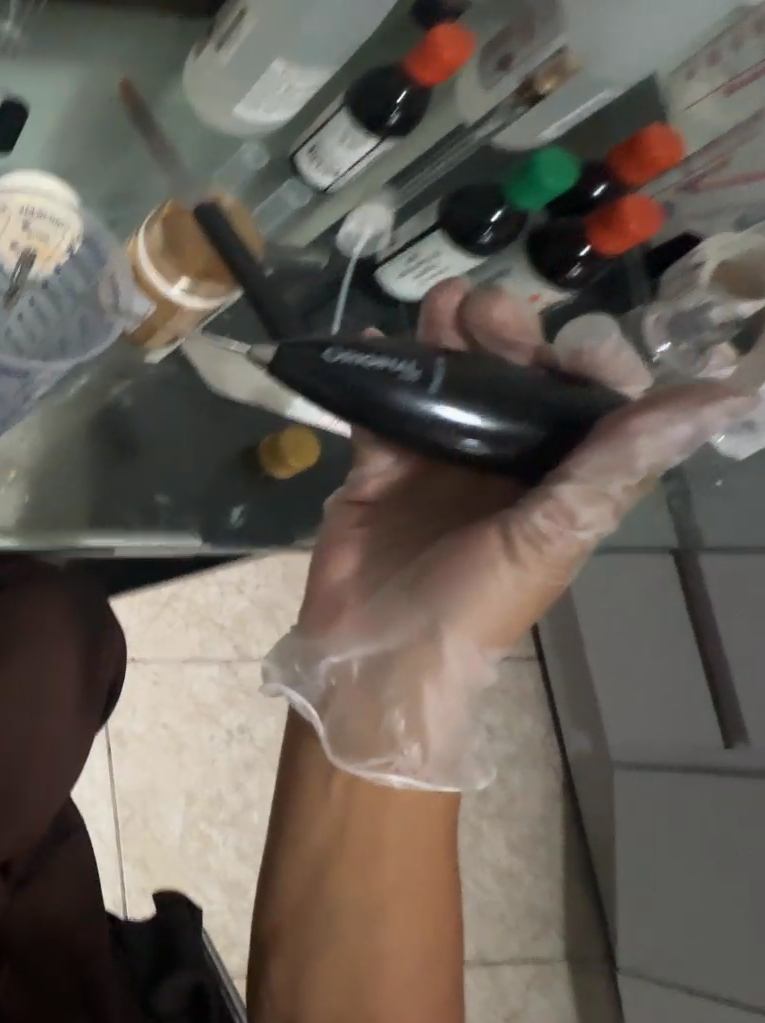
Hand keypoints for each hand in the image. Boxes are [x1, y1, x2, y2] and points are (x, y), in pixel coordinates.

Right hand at [263, 280, 753, 791]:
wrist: (375, 646)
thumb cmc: (473, 602)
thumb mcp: (552, 536)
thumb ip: (614, 464)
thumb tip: (725, 392)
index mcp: (560, 480)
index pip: (587, 404)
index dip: (581, 362)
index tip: (557, 341)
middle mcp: (501, 465)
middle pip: (508, 386)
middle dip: (500, 338)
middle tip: (478, 303)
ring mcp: (433, 467)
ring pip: (444, 391)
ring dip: (441, 345)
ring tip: (434, 301)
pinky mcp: (375, 475)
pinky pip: (379, 417)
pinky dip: (375, 380)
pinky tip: (372, 344)